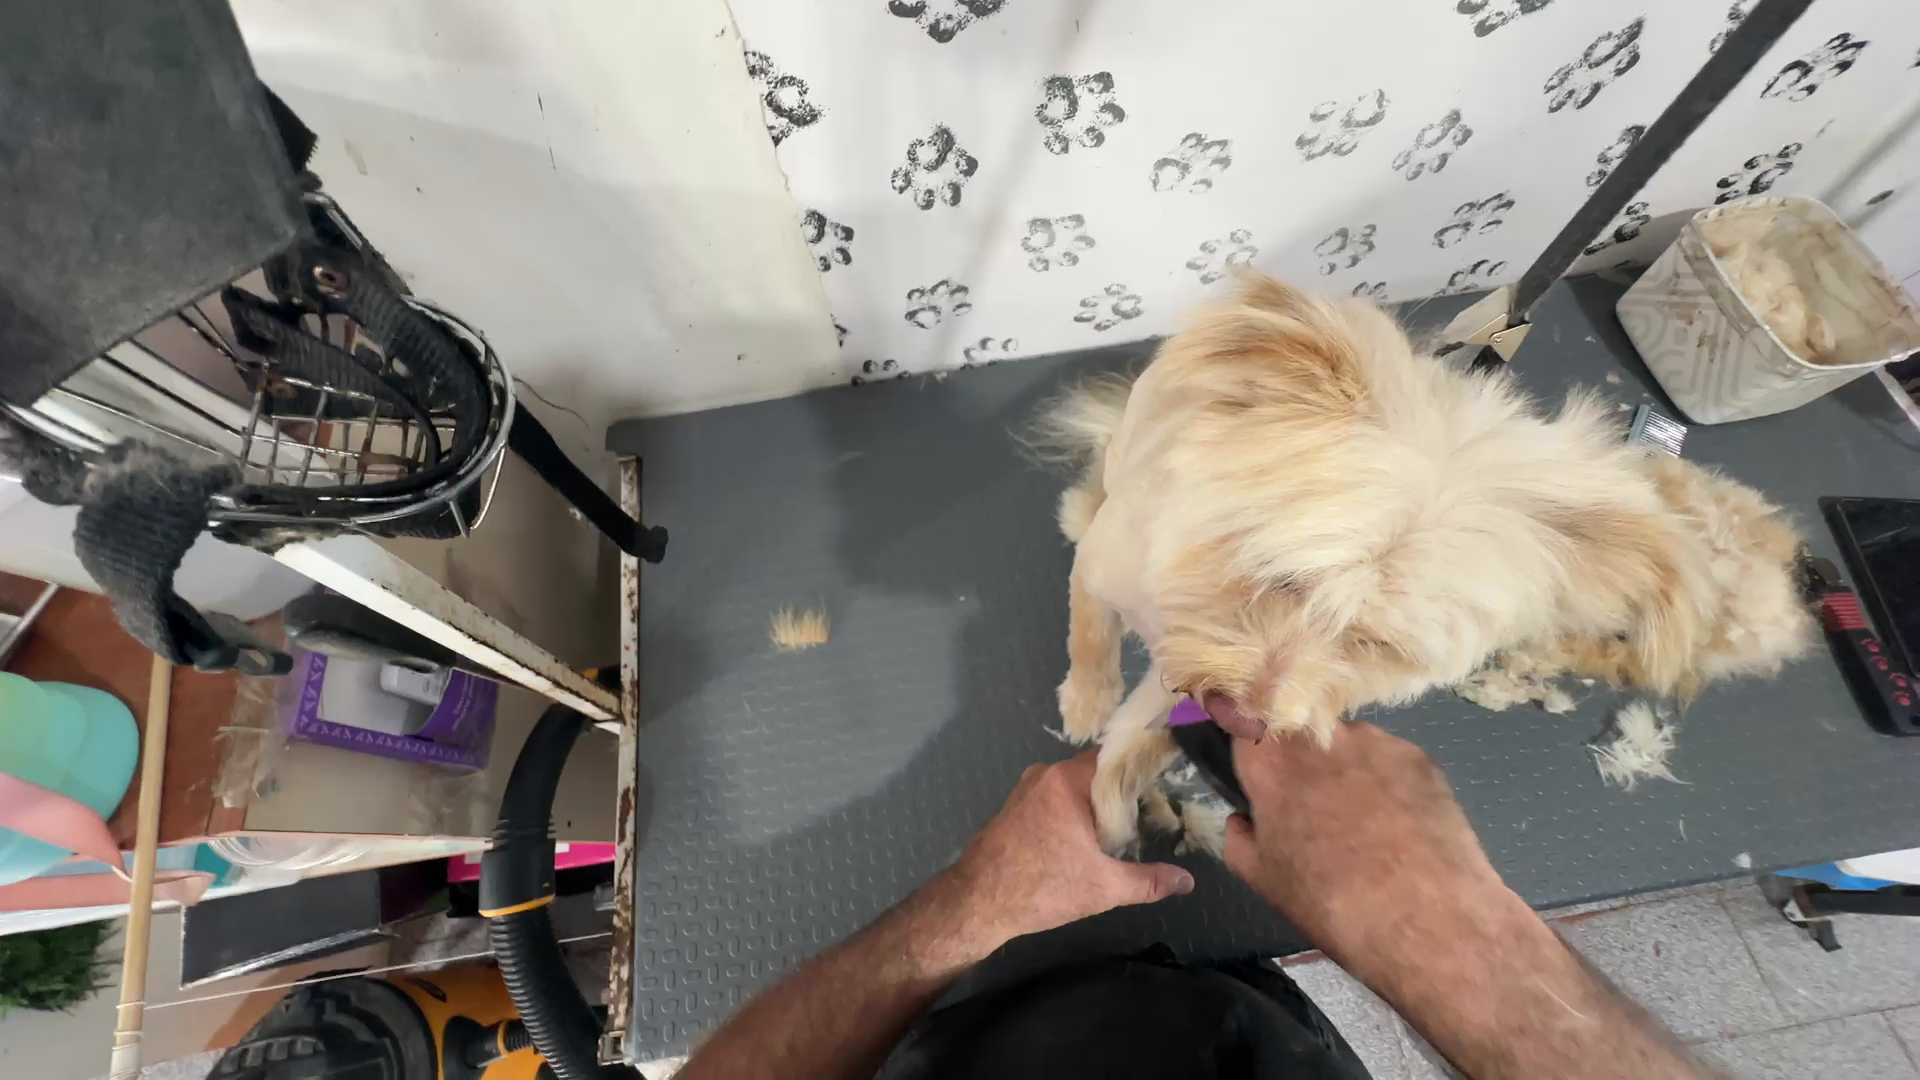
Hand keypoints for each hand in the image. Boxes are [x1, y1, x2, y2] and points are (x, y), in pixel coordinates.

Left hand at [924, 751, 1193, 965]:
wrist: (978, 901)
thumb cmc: (1043, 887)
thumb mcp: (1104, 887)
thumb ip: (1149, 881)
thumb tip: (1187, 882)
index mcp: (1067, 780)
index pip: (1112, 755)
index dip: (1138, 764)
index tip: (1165, 777)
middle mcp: (1046, 773)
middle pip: (1094, 771)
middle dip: (1120, 790)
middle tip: (1150, 811)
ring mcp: (1026, 788)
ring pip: (1073, 786)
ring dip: (1094, 803)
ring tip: (1123, 828)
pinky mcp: (1015, 805)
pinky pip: (1054, 797)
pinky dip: (1072, 810)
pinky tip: (1086, 838)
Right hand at [1222, 722, 1510, 960]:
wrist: (1427, 924)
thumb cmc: (1328, 900)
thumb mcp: (1260, 878)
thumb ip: (1237, 837)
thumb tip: (1243, 820)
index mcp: (1268, 759)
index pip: (1244, 723)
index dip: (1252, 748)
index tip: (1259, 773)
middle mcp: (1315, 735)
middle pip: (1297, 732)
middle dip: (1299, 761)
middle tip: (1312, 807)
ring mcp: (1370, 740)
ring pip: (1344, 745)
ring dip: (1345, 770)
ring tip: (1367, 821)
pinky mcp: (1417, 755)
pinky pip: (1388, 760)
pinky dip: (1387, 782)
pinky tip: (1401, 824)